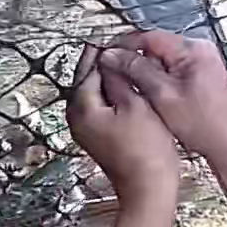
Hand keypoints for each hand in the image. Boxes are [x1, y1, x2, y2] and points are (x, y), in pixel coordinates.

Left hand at [68, 45, 180, 210]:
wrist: (149, 189)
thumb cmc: (146, 150)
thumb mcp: (136, 104)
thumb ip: (120, 77)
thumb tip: (109, 56)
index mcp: (82, 106)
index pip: (90, 67)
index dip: (105, 50)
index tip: (117, 37)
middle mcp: (77, 117)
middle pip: (88, 79)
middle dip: (103, 62)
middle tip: (122, 46)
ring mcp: (86, 129)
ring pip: (94, 93)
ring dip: (109, 78)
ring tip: (128, 64)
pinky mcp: (97, 136)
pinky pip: (101, 107)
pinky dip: (112, 95)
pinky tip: (127, 89)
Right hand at [98, 30, 226, 162]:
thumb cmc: (203, 124)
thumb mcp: (163, 95)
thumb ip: (136, 70)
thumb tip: (111, 55)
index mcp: (192, 49)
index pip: (149, 37)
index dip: (124, 46)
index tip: (106, 56)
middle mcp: (200, 49)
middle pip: (156, 47)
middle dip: (135, 61)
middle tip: (116, 75)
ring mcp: (204, 61)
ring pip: (164, 59)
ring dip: (147, 71)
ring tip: (134, 88)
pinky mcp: (203, 74)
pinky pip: (174, 69)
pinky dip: (161, 79)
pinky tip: (153, 95)